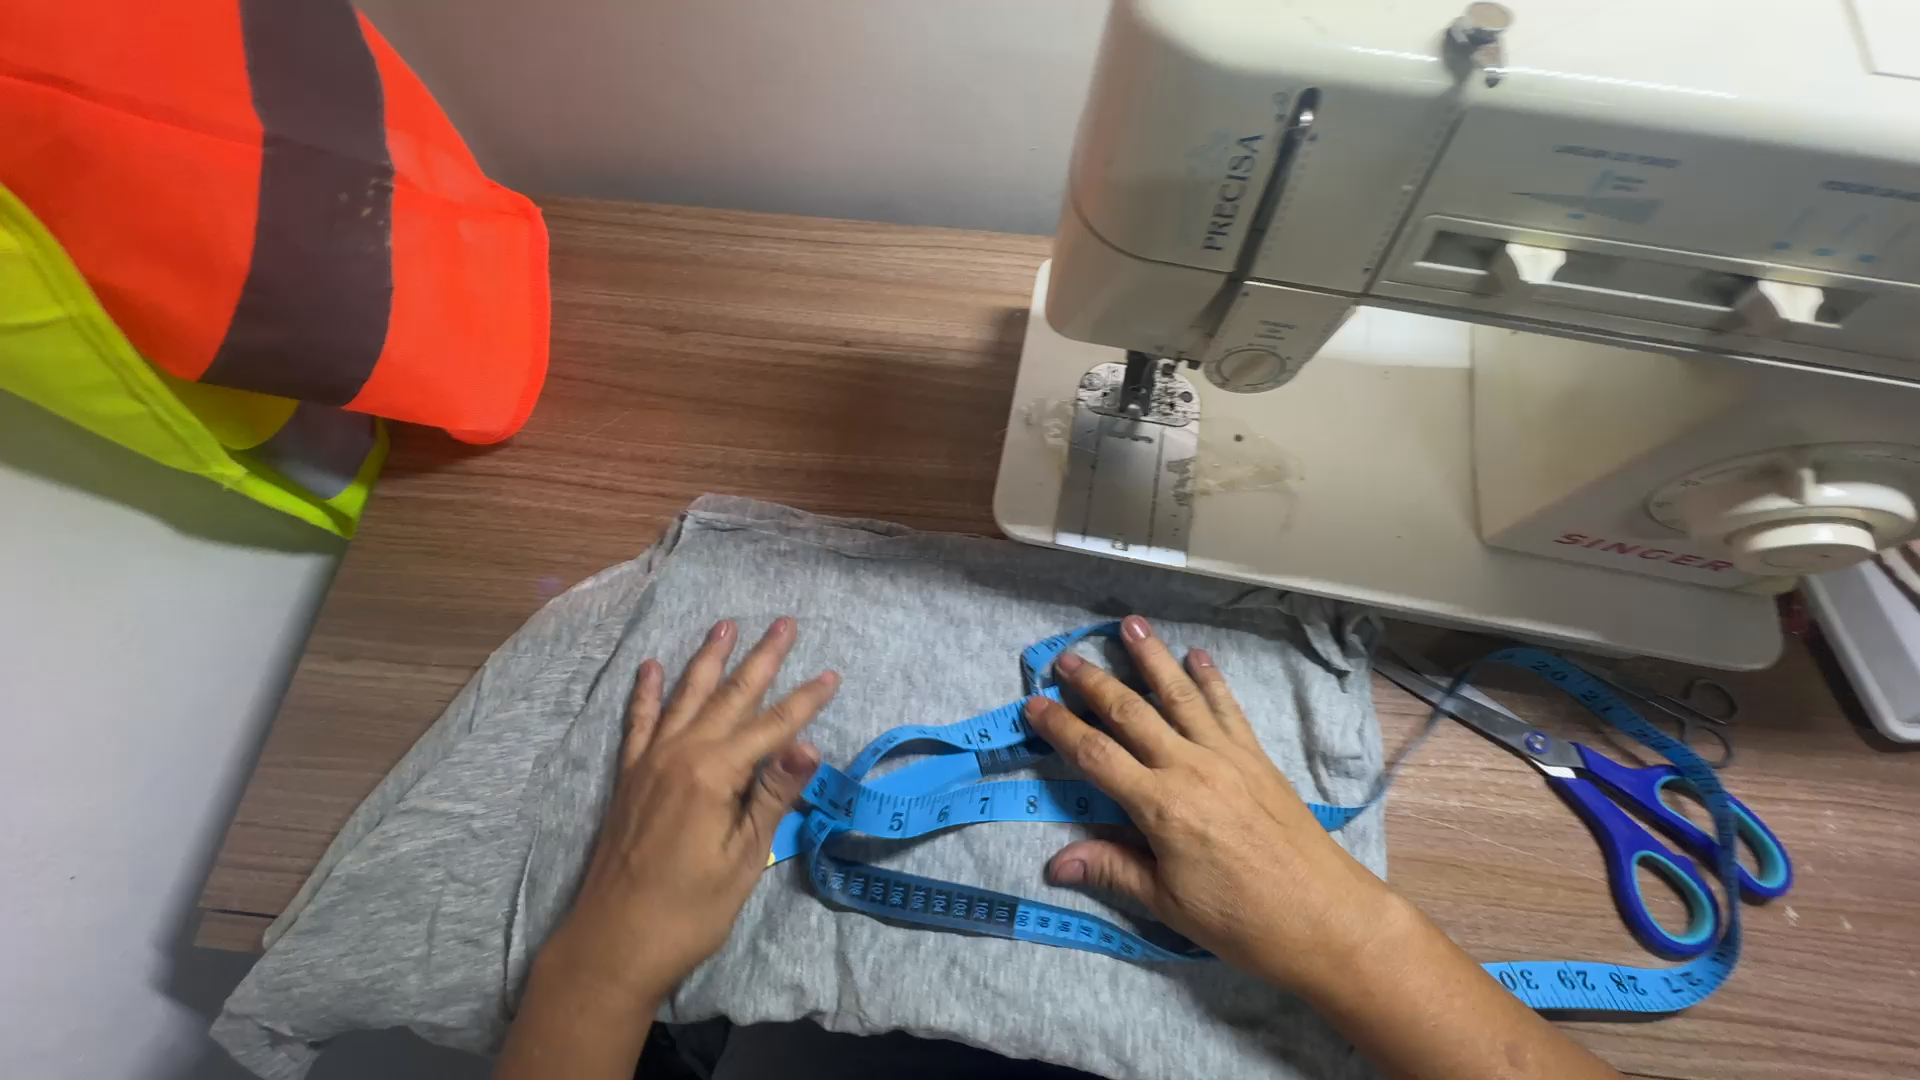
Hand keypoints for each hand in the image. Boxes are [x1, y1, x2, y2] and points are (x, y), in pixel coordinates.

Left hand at [546, 617, 836, 1005]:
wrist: (610, 947)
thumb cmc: (689, 909)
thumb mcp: (744, 857)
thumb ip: (773, 794)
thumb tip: (809, 744)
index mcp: (714, 773)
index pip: (773, 726)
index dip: (805, 700)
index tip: (832, 674)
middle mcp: (681, 754)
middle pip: (731, 696)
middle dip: (762, 659)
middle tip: (785, 624)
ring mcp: (650, 761)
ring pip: (686, 696)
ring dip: (709, 659)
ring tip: (726, 626)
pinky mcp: (629, 776)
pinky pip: (639, 721)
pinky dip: (646, 692)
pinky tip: (651, 667)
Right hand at [1023, 615, 1397, 987]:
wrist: (1326, 919)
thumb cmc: (1241, 921)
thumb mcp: (1168, 904)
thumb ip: (1112, 870)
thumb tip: (1055, 863)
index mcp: (1160, 806)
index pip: (1095, 755)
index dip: (1059, 727)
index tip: (1033, 704)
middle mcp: (1189, 767)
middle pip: (1131, 713)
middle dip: (1094, 682)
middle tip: (1065, 657)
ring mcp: (1225, 755)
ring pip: (1179, 695)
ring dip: (1152, 657)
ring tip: (1131, 624)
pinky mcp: (1255, 756)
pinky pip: (1227, 707)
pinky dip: (1211, 678)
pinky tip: (1198, 655)